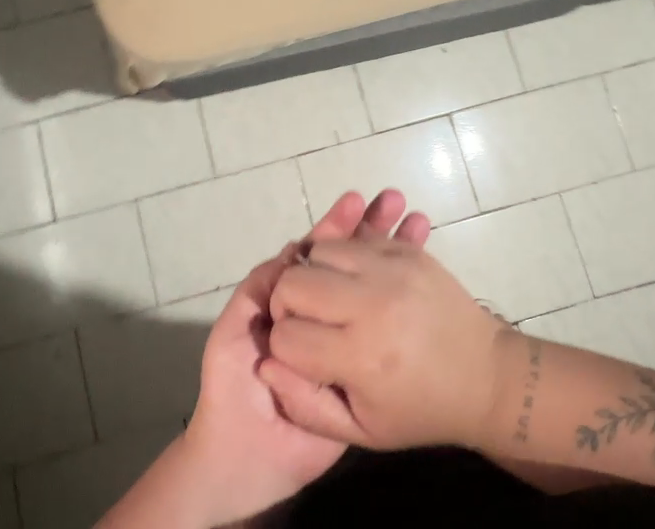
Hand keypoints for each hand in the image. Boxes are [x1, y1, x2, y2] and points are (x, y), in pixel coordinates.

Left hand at [173, 191, 430, 524]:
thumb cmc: (233, 384)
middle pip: (352, 264)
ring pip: (374, 286)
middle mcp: (325, 316)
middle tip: (395, 201)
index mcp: (296, 304)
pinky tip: (422, 263)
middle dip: (371, 229)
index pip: (321, 257)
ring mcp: (349, 341)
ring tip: (415, 217)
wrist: (247, 453)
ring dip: (393, 250)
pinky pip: (386, 326)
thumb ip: (261, 287)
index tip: (357, 201)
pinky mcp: (366, 369)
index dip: (337, 228)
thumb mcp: (237, 328)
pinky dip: (406, 292)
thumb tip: (297, 248)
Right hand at [258, 240, 515, 451]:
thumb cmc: (419, 410)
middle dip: (288, 301)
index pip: (286, 335)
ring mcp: (392, 271)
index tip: (301, 353)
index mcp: (360, 357)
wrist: (487, 376)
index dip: (284, 345)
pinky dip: (344, 256)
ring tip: (332, 297)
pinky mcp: (408, 253)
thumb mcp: (361, 430)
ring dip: (314, 272)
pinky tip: (354, 279)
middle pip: (294, 282)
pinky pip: (354, 238)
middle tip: (309, 319)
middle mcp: (373, 306)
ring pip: (319, 250)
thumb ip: (304, 403)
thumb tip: (265, 363)